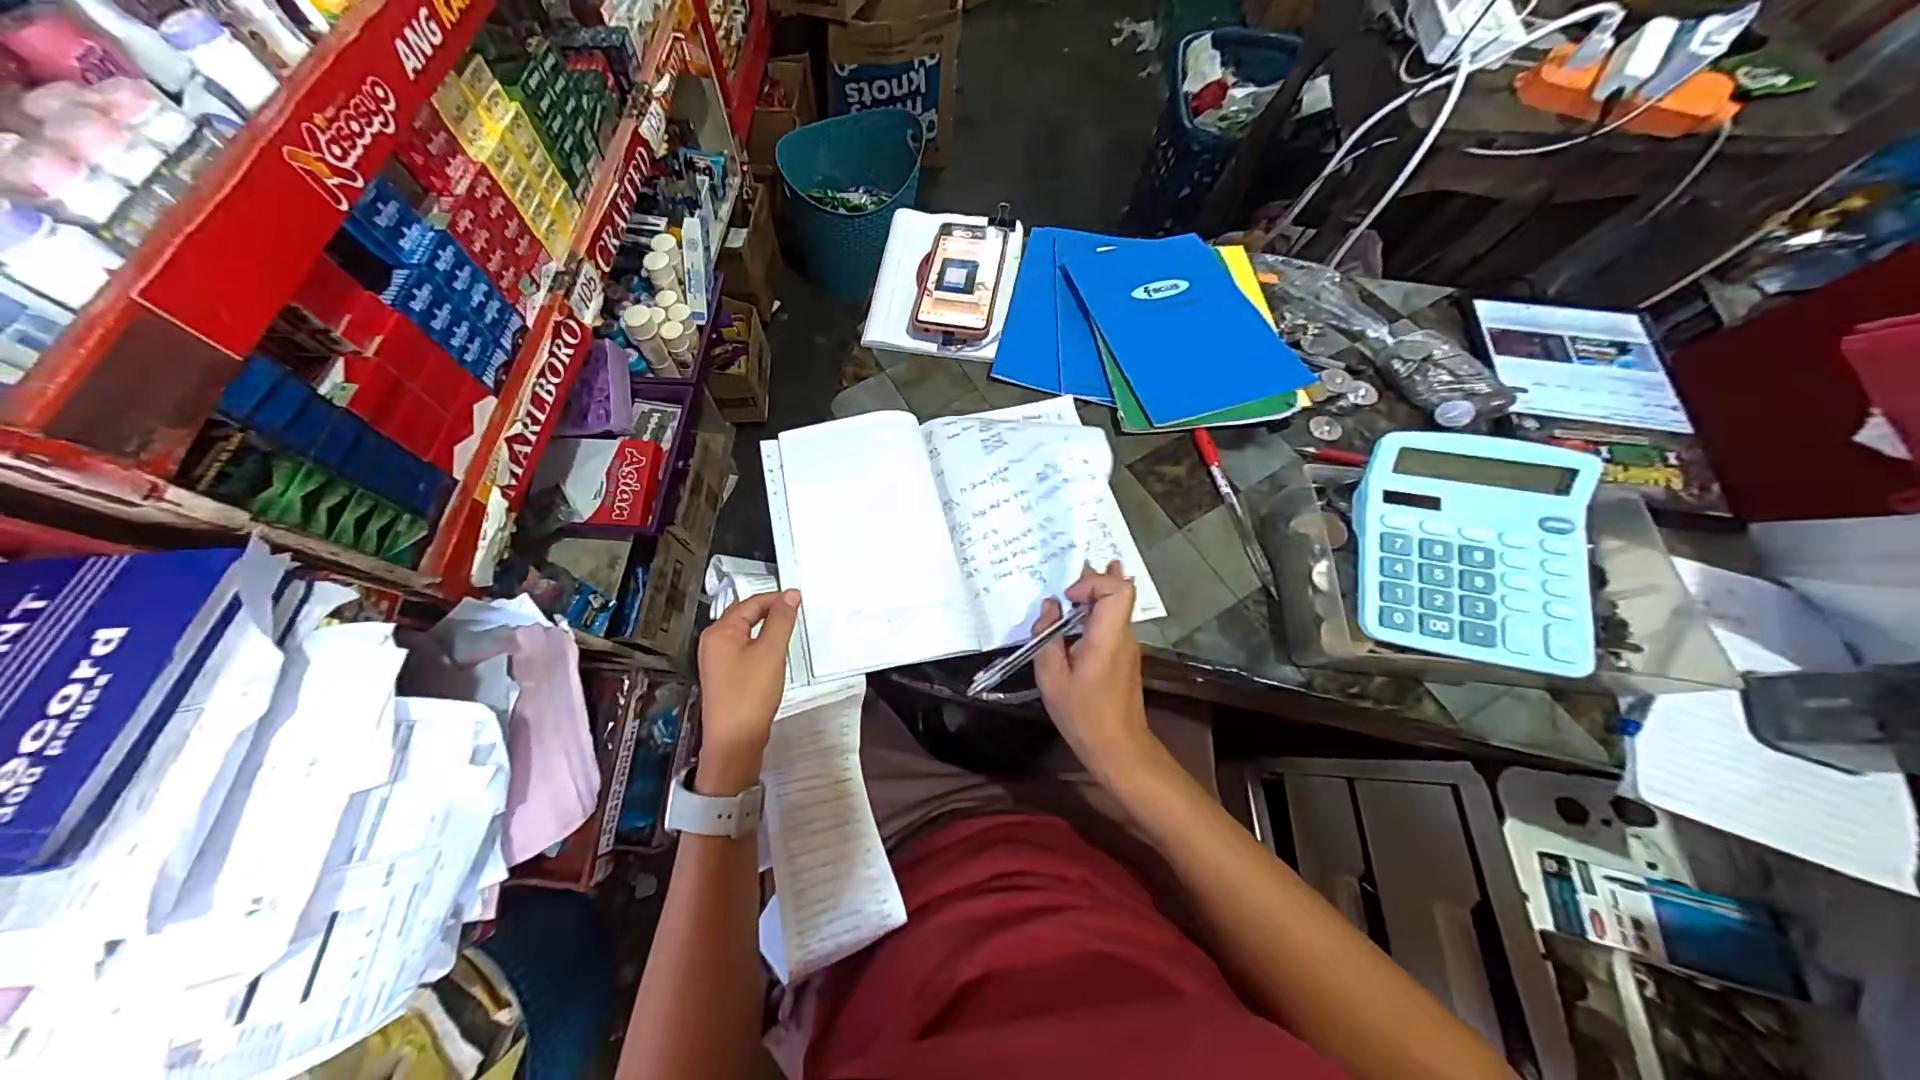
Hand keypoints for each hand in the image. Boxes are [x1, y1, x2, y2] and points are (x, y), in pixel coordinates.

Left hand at [695, 589, 799, 793]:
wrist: (735, 739)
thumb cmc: (750, 694)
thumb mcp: (771, 651)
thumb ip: (781, 620)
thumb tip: (790, 596)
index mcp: (720, 632)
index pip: (750, 603)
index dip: (775, 598)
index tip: (798, 599)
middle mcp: (712, 642)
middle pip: (743, 615)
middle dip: (769, 610)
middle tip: (795, 610)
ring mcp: (716, 660)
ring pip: (744, 632)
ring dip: (765, 627)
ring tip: (788, 628)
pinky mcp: (724, 675)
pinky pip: (743, 648)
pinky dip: (760, 643)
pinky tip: (773, 651)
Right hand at [1032, 562, 1154, 779]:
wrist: (1119, 749)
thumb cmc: (1083, 715)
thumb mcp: (1052, 679)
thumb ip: (1047, 638)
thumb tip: (1049, 606)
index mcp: (1108, 637)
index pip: (1118, 589)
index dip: (1093, 582)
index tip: (1067, 599)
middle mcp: (1123, 635)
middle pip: (1118, 592)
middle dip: (1090, 582)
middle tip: (1064, 586)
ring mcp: (1127, 646)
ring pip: (1114, 608)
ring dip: (1090, 599)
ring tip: (1065, 599)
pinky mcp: (1124, 656)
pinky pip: (1110, 624)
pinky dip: (1092, 616)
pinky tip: (1073, 622)